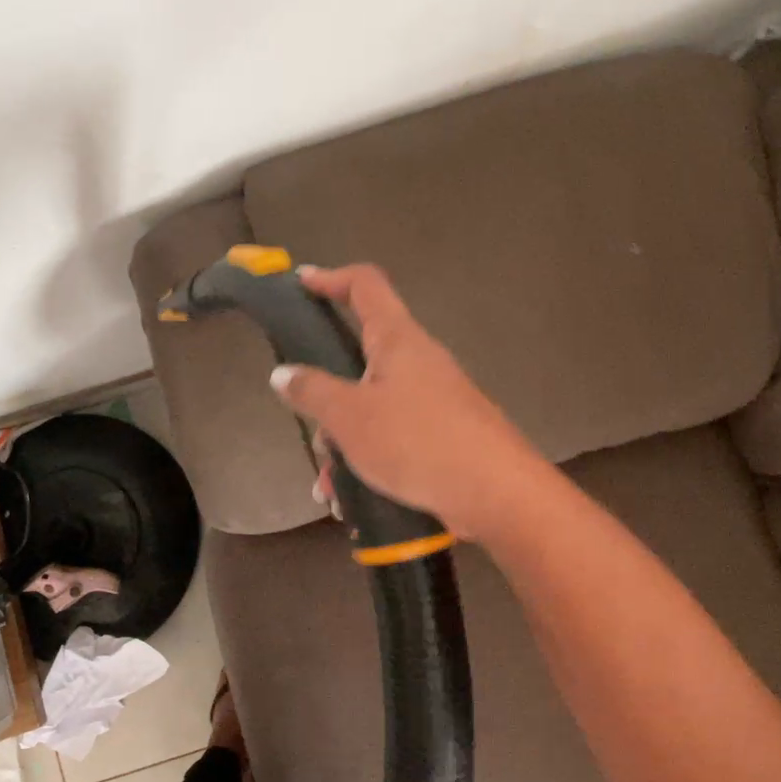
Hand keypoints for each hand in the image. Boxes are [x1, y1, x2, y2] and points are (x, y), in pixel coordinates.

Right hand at [271, 264, 542, 539]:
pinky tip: (353, 504)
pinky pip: (393, 440)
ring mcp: (434, 400)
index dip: (330, 278)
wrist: (498, 494)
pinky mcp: (444, 436)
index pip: (365, 285)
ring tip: (328, 487)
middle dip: (327, 395)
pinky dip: (369, 463)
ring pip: (372, 409)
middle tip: (309, 424)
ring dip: (344, 443)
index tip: (300, 284)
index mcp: (397, 340)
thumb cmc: (417, 441)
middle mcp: (418, 361)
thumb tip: (283, 373)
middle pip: (361, 358)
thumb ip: (312, 392)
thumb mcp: (350, 416)